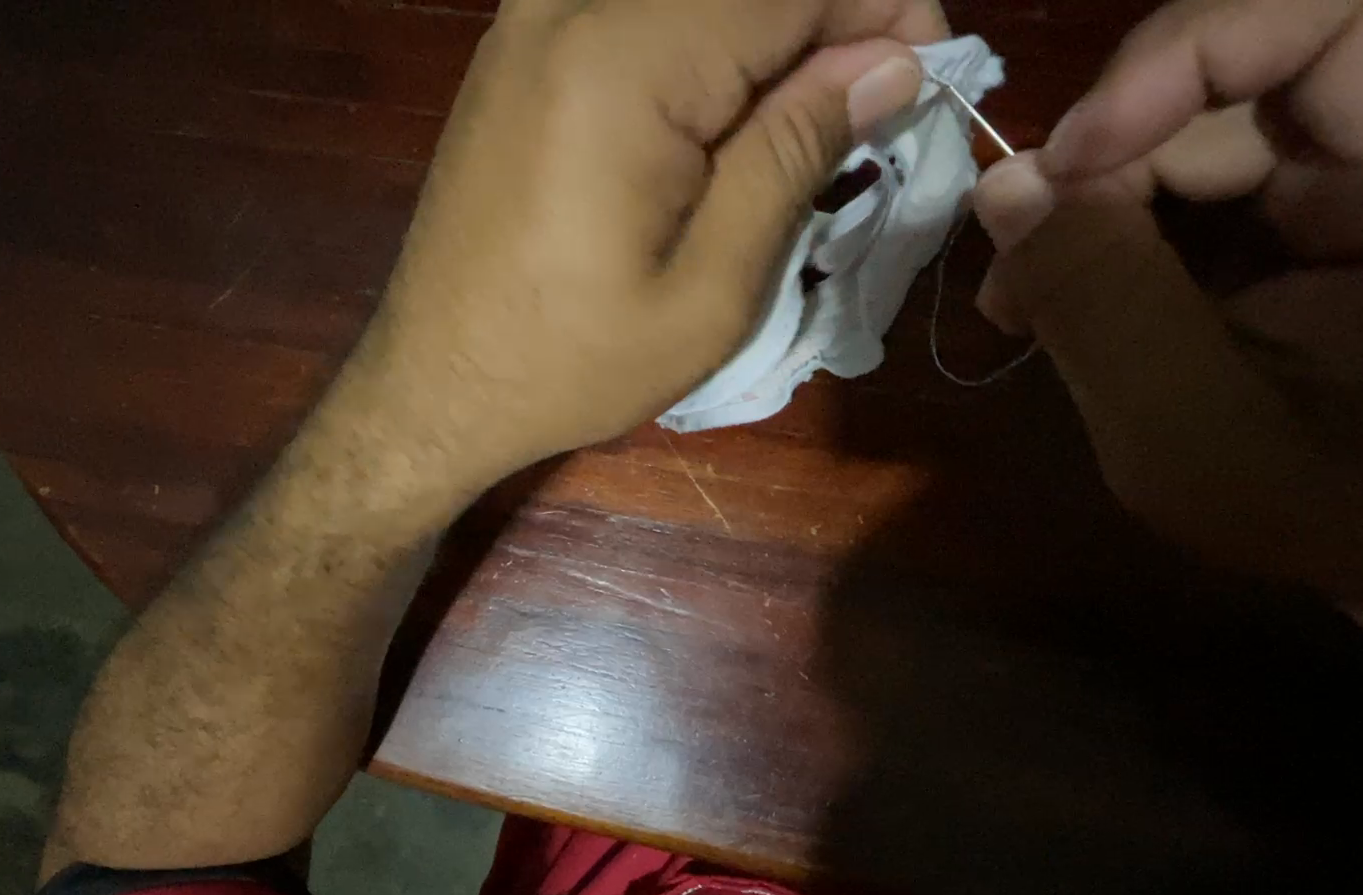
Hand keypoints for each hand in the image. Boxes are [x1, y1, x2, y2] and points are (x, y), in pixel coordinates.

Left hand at [348, 0, 947, 493]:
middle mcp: (567, 7)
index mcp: (623, 60)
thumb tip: (888, 63)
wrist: (435, 388)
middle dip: (822, 30)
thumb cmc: (569, 366)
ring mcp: (525, 24)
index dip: (881, 9)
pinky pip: (630, 23)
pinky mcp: (511, 56)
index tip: (928, 71)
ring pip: (686, 4)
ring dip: (759, 49)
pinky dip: (695, 58)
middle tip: (868, 112)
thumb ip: (794, 157)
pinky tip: (721, 122)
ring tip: (799, 130)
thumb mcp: (706, 291)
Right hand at [971, 0, 1362, 620]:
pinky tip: (1077, 299)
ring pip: (1203, 126)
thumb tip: (999, 189)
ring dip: (1093, 207)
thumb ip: (1100, 308)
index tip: (1065, 166)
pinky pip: (1204, 174)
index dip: (1186, 51)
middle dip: (1100, 167)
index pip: (1354, 3)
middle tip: (1011, 278)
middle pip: (1242, 73)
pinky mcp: (1339, 195)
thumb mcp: (1193, 439)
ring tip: (1027, 309)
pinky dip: (1119, 230)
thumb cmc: (1344, 517)